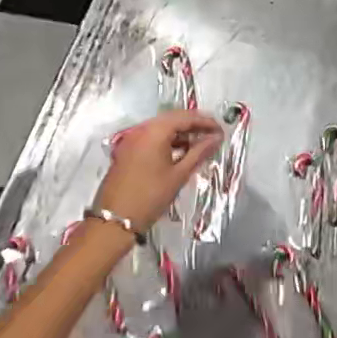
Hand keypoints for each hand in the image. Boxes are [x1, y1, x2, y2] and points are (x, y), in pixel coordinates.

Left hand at [92, 110, 223, 230]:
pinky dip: (167, 140)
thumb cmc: (150, 197)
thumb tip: (216, 138)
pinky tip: (180, 151)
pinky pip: (151, 137)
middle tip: (212, 134)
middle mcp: (142, 128)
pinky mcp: (127, 149)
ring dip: (180, 133)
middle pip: (172, 119)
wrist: (115, 220)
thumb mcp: (179, 175)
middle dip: (193, 125)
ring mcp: (132, 138)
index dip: (205, 121)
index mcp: (155, 131)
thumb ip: (199, 152)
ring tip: (200, 144)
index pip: (185, 117)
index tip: (221, 130)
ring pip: (161, 128)